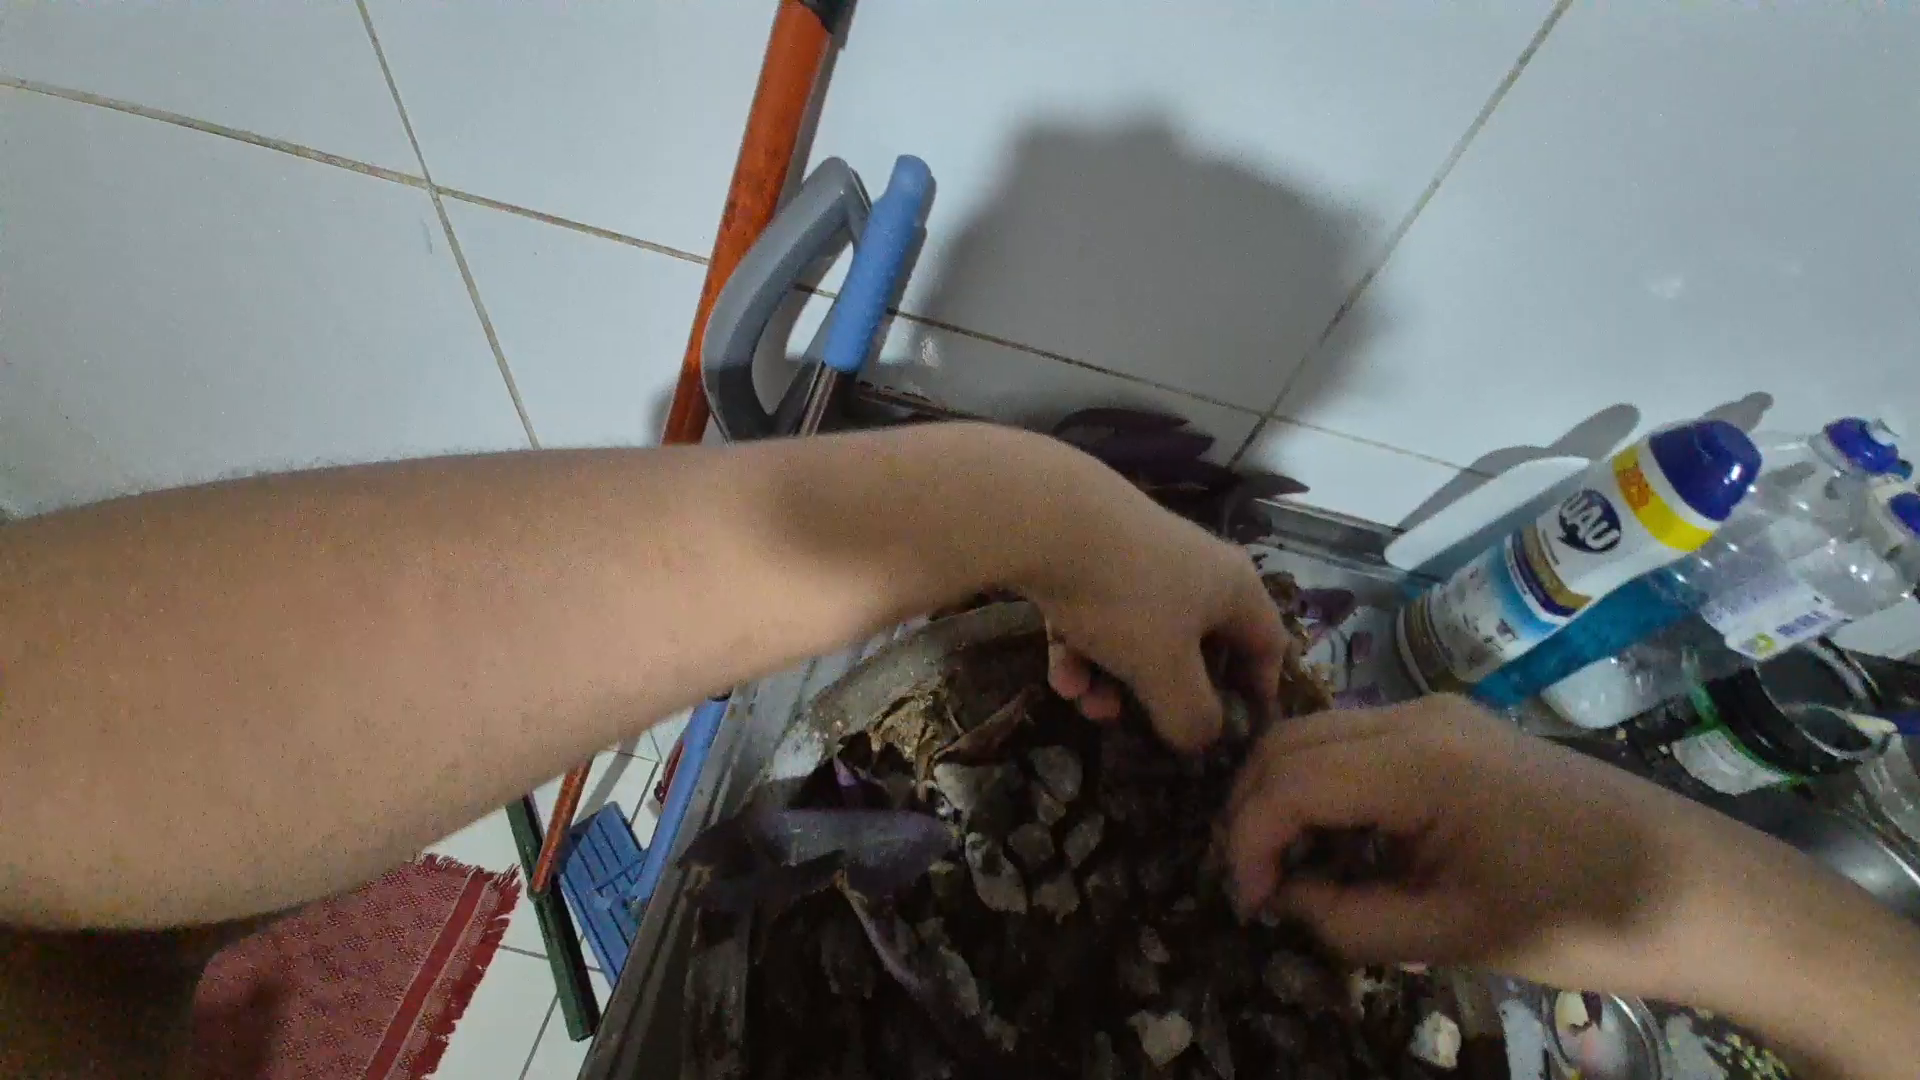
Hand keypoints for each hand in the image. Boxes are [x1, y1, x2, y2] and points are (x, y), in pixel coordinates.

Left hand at [1005, 439, 1285, 752]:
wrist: (1046, 518)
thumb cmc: (1127, 597)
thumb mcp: (1164, 670)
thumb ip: (1190, 714)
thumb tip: (1201, 739)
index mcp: (1232, 588)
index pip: (1266, 644)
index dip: (1258, 691)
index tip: (1235, 730)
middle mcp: (1192, 567)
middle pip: (1191, 645)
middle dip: (1160, 693)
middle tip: (1139, 724)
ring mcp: (1137, 558)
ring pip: (1135, 634)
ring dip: (1110, 678)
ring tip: (1081, 702)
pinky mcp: (1088, 555)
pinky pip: (1095, 612)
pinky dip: (1080, 646)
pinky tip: (1058, 676)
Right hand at [1222, 695, 1807, 997]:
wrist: (1710, 890)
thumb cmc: (1589, 922)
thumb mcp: (1458, 938)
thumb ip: (1349, 920)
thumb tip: (1282, 901)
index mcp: (1419, 761)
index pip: (1291, 780)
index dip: (1250, 838)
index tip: (1245, 900)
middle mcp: (1413, 715)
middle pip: (1288, 742)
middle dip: (1252, 808)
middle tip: (1251, 876)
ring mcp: (1431, 712)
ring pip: (1314, 733)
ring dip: (1282, 791)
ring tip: (1284, 858)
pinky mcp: (1445, 725)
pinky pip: (1352, 740)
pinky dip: (1321, 782)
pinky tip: (1334, 831)